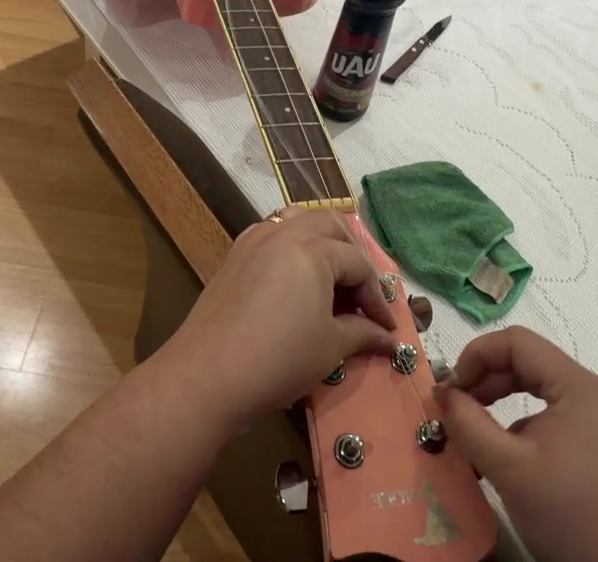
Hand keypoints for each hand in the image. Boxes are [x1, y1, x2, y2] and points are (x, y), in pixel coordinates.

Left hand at [154, 208, 398, 429]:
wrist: (208, 375)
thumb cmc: (279, 358)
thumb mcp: (330, 347)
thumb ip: (363, 334)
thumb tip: (389, 340)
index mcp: (313, 248)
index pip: (358, 264)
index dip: (376, 298)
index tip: (387, 328)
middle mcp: (284, 233)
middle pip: (330, 227)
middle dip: (352, 256)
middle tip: (361, 295)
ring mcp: (254, 240)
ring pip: (297, 222)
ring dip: (321, 242)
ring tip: (332, 278)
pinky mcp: (234, 255)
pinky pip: (271, 234)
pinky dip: (290, 246)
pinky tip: (294, 277)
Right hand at [436, 327, 597, 561]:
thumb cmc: (570, 518)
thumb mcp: (509, 469)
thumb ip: (468, 423)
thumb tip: (442, 392)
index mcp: (584, 389)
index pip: (519, 343)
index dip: (476, 356)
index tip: (450, 389)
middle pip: (533, 364)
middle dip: (488, 380)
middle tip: (457, 409)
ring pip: (546, 391)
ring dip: (505, 403)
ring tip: (479, 434)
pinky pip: (562, 417)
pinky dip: (530, 426)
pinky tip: (514, 458)